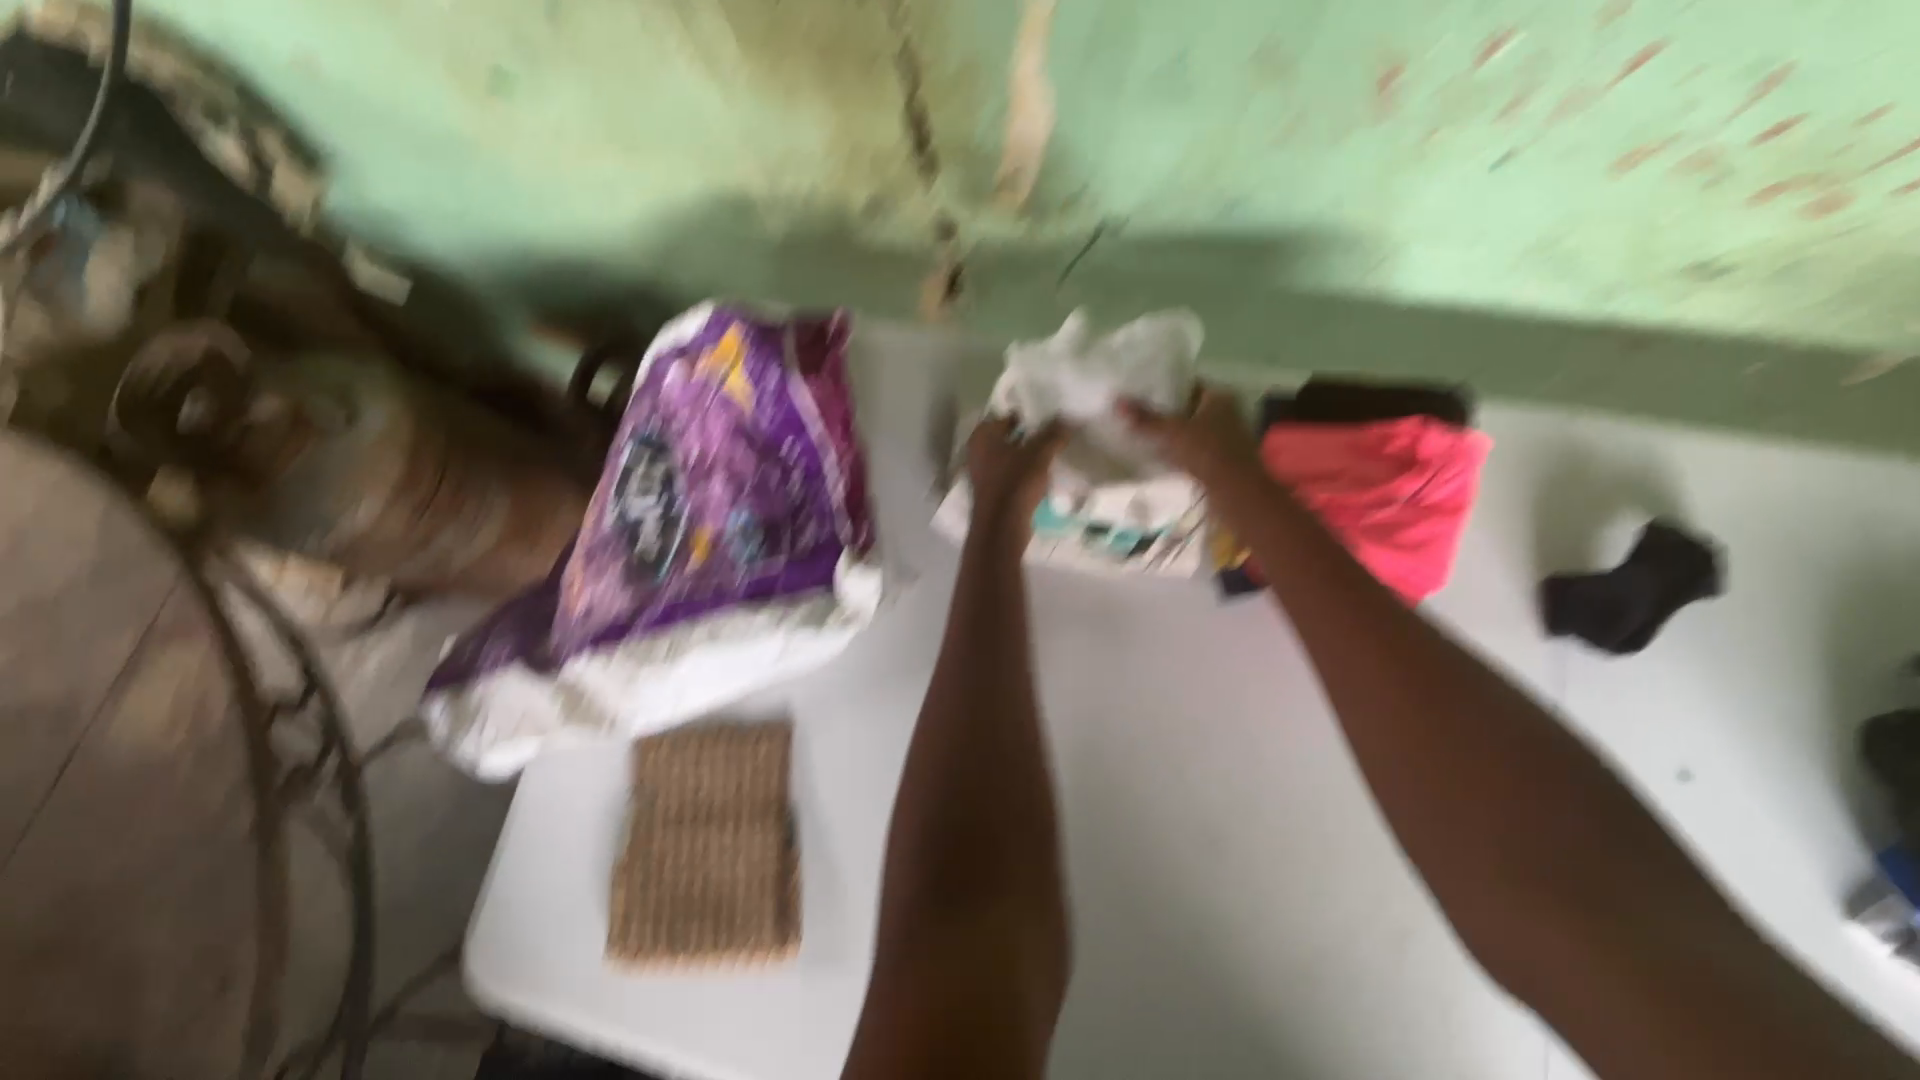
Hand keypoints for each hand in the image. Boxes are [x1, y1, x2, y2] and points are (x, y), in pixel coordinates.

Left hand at [966, 415, 1065, 540]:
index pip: (1007, 414)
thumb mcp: (1039, 454)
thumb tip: (1066, 418)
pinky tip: (1042, 473)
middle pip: (1008, 435)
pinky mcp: (990, 491)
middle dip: (1029, 434)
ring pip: (1009, 455)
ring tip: (1052, 450)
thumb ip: (1053, 434)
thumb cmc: (1016, 483)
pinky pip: (1010, 473)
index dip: (1028, 413)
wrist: (1002, 527)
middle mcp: (977, 451)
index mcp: (983, 435)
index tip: (1049, 415)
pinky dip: (1023, 471)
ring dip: (1027, 453)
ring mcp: (982, 473)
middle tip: (1054, 431)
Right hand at [1119, 384, 1261, 487]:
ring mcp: (1229, 436)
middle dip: (1168, 412)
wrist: (1236, 491)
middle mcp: (1229, 412)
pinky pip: (1198, 449)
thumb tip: (1117, 401)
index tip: (1143, 393)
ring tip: (1147, 435)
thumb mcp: (1171, 432)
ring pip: (1195, 429)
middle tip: (1140, 414)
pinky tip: (1163, 456)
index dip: (1166, 387)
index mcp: (1220, 396)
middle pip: (1191, 407)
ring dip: (1175, 433)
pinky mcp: (1225, 459)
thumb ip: (1145, 418)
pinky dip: (1183, 451)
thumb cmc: (1206, 452)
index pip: (1189, 384)